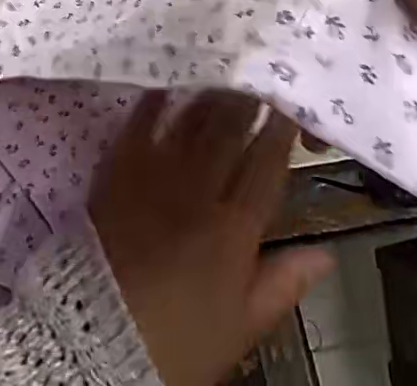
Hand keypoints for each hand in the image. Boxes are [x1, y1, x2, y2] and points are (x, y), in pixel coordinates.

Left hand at [91, 92, 335, 385]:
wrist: (90, 343)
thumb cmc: (172, 339)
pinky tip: (170, 83)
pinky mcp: (119, 170)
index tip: (290, 106)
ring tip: (225, 74)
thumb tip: (326, 255)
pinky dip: (159, 98)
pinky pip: (143, 122)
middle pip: (233, 129)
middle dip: (250, 99)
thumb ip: (285, 284)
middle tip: (260, 77)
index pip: (268, 161)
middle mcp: (200, 189)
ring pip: (195, 118)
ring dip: (213, 93)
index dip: (283, 128)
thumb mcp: (239, 327)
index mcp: (235, 227)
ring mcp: (157, 175)